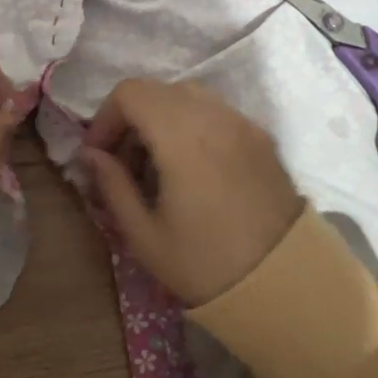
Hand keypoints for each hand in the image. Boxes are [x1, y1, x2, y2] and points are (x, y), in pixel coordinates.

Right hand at [81, 79, 304, 305]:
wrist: (286, 286)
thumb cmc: (205, 264)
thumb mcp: (144, 235)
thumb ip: (112, 185)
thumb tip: (91, 155)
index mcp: (182, 136)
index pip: (130, 93)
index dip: (104, 118)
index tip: (97, 156)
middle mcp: (214, 117)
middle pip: (157, 91)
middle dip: (130, 119)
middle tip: (121, 164)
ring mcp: (243, 125)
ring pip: (187, 98)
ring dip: (160, 120)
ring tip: (154, 168)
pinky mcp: (262, 138)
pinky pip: (215, 114)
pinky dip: (190, 127)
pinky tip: (188, 170)